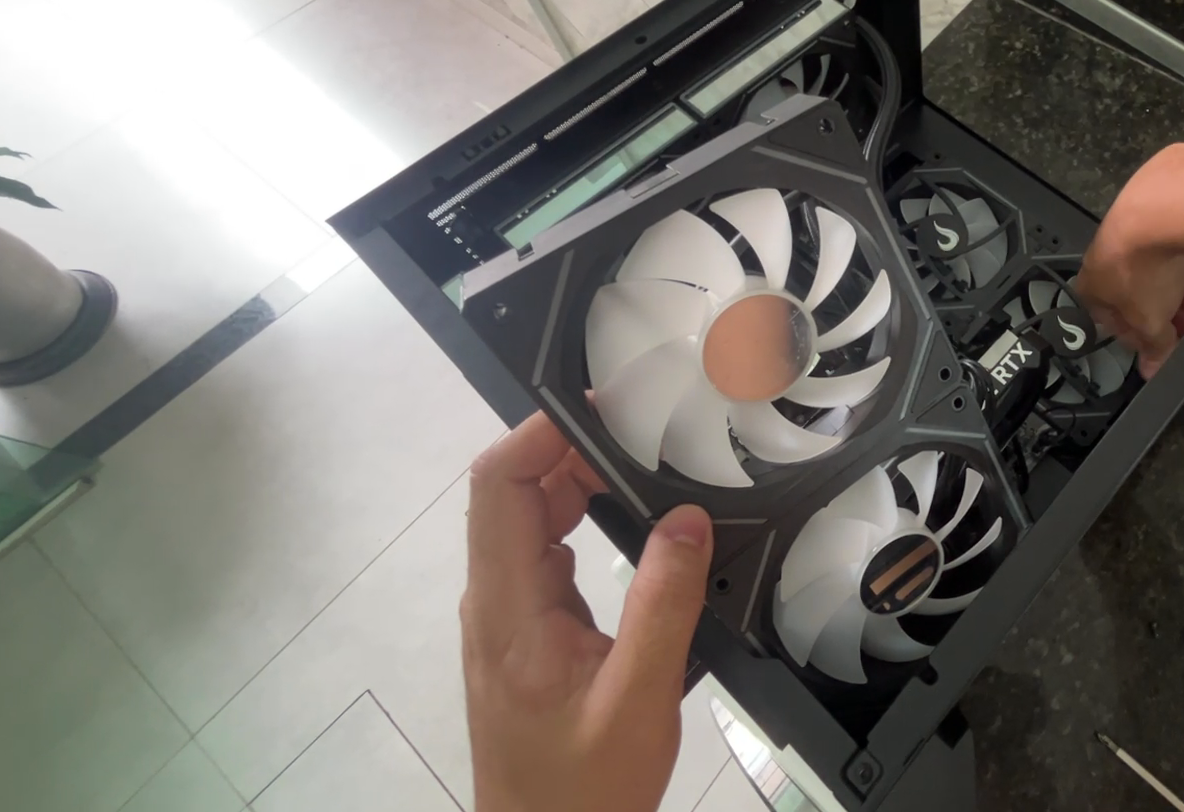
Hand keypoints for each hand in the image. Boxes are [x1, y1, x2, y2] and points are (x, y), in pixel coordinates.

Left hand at [462, 412, 713, 811]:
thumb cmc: (587, 785)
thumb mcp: (638, 697)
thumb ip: (664, 603)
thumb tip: (687, 517)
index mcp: (510, 611)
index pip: (499, 491)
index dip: (539, 436)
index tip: (604, 409)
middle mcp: (496, 600)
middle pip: (514, 492)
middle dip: (572, 447)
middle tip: (647, 427)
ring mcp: (509, 611)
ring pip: (531, 514)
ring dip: (581, 476)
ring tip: (648, 457)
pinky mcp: (529, 623)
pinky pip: (548, 543)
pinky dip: (585, 508)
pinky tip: (631, 509)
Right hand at [1078, 233, 1183, 378]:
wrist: (1158, 216)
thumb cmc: (1137, 268)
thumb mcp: (1148, 321)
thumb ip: (1154, 346)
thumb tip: (1153, 369)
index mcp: (1092, 288)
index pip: (1116, 324)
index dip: (1144, 341)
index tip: (1165, 351)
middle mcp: (1109, 263)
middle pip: (1143, 300)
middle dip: (1171, 319)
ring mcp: (1137, 242)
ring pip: (1164, 279)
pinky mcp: (1162, 226)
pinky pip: (1181, 259)